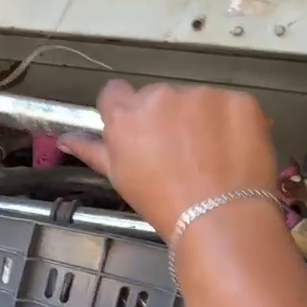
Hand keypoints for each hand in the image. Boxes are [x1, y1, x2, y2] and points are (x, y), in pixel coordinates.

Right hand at [58, 80, 279, 233]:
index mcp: (126, 114)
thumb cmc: (159, 200)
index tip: (134, 129)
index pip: (114, 92)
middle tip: (174, 150)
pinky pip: (230, 106)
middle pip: (157, 96)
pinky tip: (231, 150)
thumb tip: (65, 139)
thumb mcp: (118, 177)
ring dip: (198, 118)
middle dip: (163, 115)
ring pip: (196, 100)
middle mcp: (161, 96)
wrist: (218, 215)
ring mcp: (204, 95)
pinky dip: (230, 122)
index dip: (123, 109)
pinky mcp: (241, 100)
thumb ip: (91, 150)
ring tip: (206, 154)